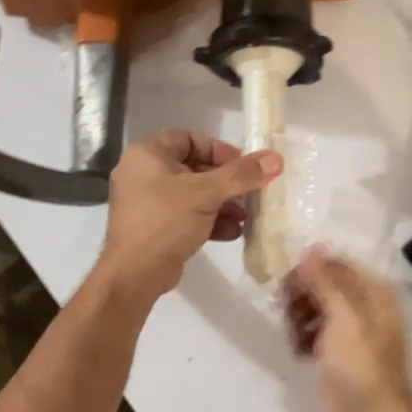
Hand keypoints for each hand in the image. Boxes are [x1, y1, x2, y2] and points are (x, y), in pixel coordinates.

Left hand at [96, 129, 282, 298]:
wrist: (135, 273)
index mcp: (147, 154)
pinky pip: (185, 216)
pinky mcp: (154, 227)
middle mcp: (143, 174)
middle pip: (193, 168)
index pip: (188, 138)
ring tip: (246, 216)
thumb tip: (276, 158)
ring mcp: (147, 203)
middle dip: (225, 182)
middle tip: (250, 192)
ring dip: (221, 204)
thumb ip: (241, 175)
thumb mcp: (207, 193)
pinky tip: (232, 233)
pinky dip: (208, 221)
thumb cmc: (167, 220)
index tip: (242, 165)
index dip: (218, 149)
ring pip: (192, 195)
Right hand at [284, 249, 411, 411]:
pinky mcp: (334, 349)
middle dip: (301, 294)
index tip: (287, 280)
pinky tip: (298, 350)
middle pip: (322, 283)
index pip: (336, 264)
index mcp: (373, 292)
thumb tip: (311, 247)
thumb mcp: (344, 318)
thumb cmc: (361, 364)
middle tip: (288, 310)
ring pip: (313, 305)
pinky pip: (311, 328)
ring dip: (297, 316)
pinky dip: (301, 335)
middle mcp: (363, 304)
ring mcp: (348, 328)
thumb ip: (326, 281)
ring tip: (294, 335)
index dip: (311, 268)